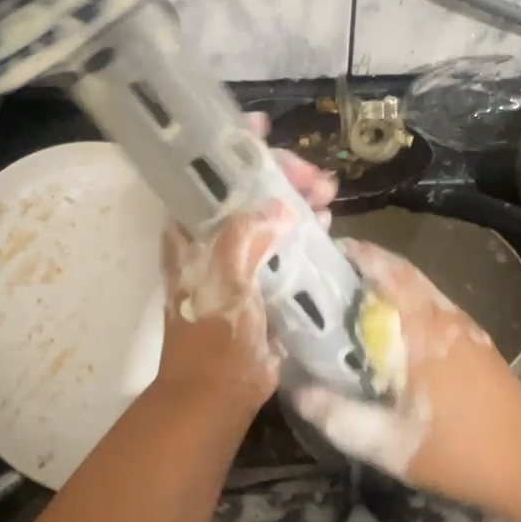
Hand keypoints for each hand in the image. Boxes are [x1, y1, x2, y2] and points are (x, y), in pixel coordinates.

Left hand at [151, 113, 337, 415]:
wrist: (220, 393)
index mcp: (192, 232)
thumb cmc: (212, 338)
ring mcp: (240, 257)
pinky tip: (324, 223)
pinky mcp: (262, 278)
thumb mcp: (223, 284)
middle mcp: (213, 237)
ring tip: (328, 194)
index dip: (232, 146)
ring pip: (270, 211)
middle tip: (315, 177)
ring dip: (298, 197)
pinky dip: (304, 227)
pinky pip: (285, 241)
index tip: (262, 128)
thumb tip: (278, 208)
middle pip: (247, 188)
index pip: (208, 174)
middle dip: (281, 173)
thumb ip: (243, 239)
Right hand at [291, 240, 520, 512]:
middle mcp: (448, 318)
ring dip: (387, 282)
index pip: (389, 272)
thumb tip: (297, 390)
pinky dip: (405, 302)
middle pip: (404, 273)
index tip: (324, 249)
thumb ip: (339, 417)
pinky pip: (433, 307)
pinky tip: (388, 328)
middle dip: (367, 263)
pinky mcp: (476, 344)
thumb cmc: (461, 455)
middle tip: (327, 272)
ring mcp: (467, 329)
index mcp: (427, 331)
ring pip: (421, 288)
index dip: (357, 254)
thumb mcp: (390, 446)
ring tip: (349, 295)